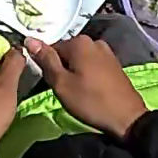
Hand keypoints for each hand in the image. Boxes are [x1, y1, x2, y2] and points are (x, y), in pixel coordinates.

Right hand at [26, 34, 146, 138]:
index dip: (47, 66)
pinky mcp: (114, 63)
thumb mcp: (61, 83)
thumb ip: (46, 60)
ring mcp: (107, 51)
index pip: (51, 48)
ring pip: (80, 58)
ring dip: (75, 71)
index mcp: (79, 42)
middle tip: (64, 89)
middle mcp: (94, 41)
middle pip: (67, 52)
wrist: (127, 118)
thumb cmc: (90, 101)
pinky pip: (93, 63)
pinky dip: (87, 73)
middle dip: (62, 67)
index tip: (51, 82)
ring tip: (77, 90)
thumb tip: (29, 39)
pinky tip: (90, 89)